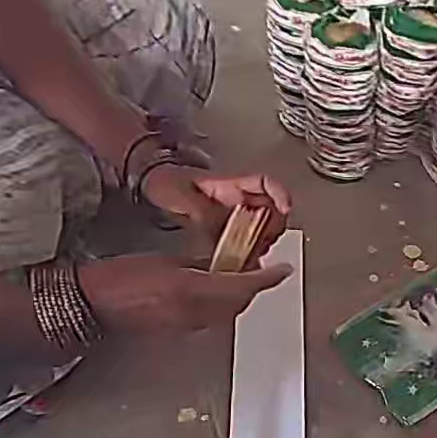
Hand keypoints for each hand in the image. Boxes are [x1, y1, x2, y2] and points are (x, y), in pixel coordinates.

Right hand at [78, 252, 292, 334]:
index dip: (268, 278)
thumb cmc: (121, 278)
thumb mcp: (167, 262)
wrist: (92, 307)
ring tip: (244, 277)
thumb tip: (227, 264)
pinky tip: (222, 292)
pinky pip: (217, 318)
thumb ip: (202, 264)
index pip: (245, 286)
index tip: (285, 269)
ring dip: (243, 295)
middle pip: (243, 301)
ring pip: (232, 311)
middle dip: (256, 286)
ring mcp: (194, 325)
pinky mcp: (186, 331)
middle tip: (263, 268)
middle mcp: (200, 313)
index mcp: (195, 290)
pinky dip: (227, 304)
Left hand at [140, 166, 292, 244]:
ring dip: (265, 240)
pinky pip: (251, 237)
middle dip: (275, 226)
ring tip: (253, 250)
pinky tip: (243, 255)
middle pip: (274, 209)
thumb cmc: (165, 182)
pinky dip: (252, 248)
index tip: (285, 209)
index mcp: (230, 184)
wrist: (151, 185)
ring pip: (266, 226)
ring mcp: (238, 212)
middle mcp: (240, 198)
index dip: (280, 194)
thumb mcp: (181, 194)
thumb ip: (202, 213)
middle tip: (265, 239)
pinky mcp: (232, 227)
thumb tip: (222, 231)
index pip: (266, 183)